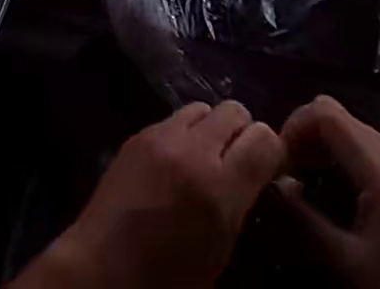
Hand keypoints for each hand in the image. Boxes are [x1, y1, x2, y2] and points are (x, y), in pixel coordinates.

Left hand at [11, 101, 285, 288]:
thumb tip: (280, 180)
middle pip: (235, 110)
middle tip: (234, 164)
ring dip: (210, 129)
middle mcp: (191, 151)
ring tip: (203, 160)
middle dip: (241, 134)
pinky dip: (182, 134)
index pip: (264, 138)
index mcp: (217, 188)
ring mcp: (160, 137)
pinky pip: (172, 118)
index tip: (266, 171)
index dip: (270, 153)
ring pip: (202, 107)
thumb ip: (246, 204)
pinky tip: (173, 164)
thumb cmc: (168, 280)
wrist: (99, 274)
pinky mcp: (136, 134)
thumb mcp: (221, 250)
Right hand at [277, 96, 379, 288]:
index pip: (327, 113)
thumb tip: (272, 184)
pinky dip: (351, 165)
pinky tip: (344, 201)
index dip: (293, 126)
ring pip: (361, 136)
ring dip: (328, 151)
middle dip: (307, 139)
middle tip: (287, 175)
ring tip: (308, 187)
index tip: (276, 162)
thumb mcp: (350, 268)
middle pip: (343, 119)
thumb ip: (305, 221)